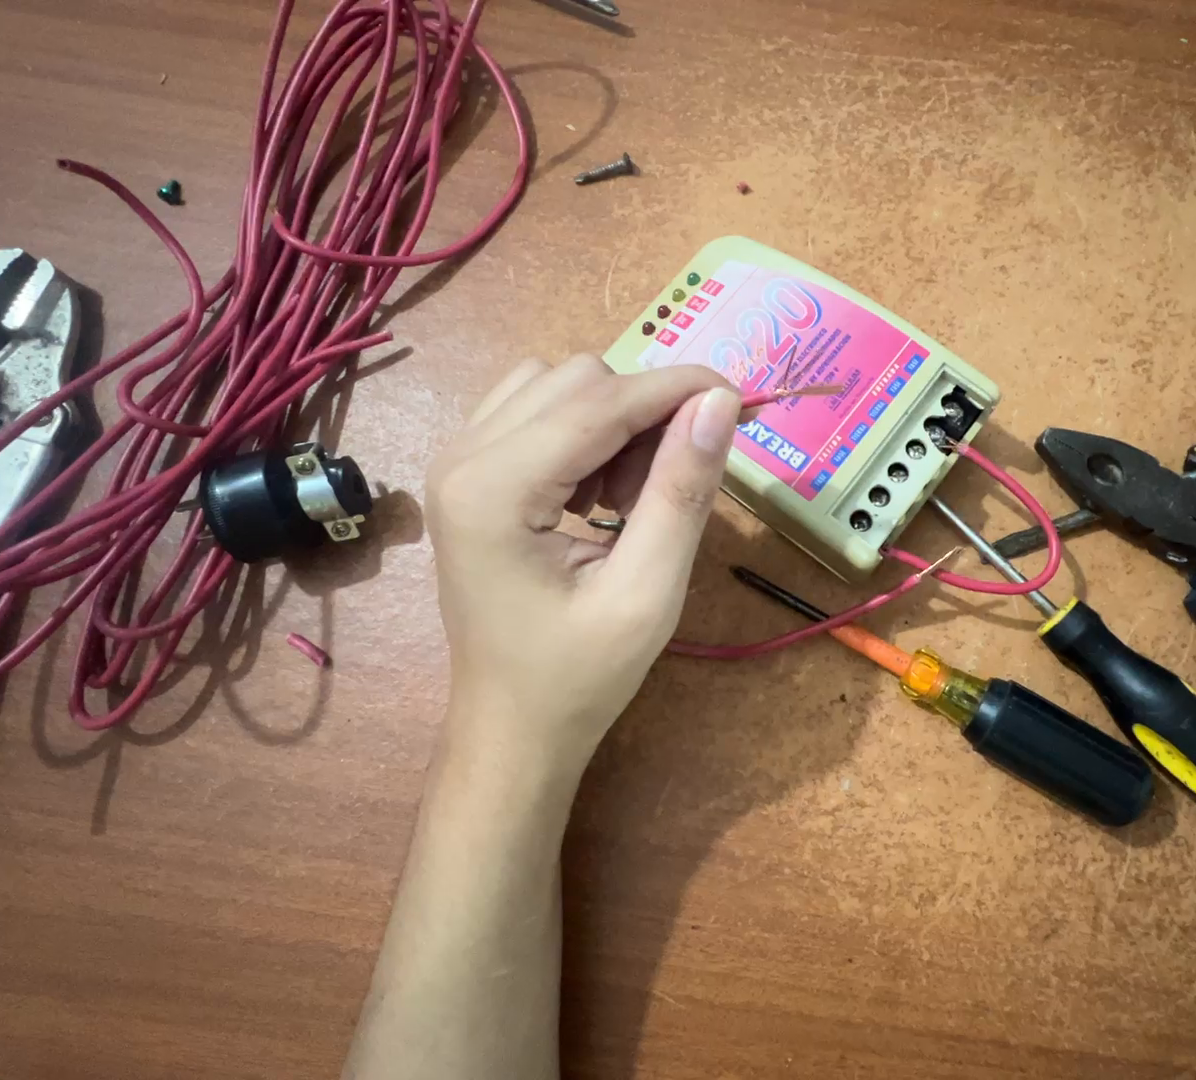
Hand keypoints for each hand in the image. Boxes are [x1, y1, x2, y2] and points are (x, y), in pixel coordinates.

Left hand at [425, 355, 737, 773]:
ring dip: (613, 425)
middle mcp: (462, 457)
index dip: (676, 388)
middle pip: (575, 380)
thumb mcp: (648, 593)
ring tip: (626, 502)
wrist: (513, 727)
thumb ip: (682, 492)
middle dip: (641, 417)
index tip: (739, 397)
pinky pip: (536, 411)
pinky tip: (596, 497)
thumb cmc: (581, 677)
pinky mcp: (468, 473)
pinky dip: (584, 435)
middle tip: (665, 491)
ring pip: (556, 386)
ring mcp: (457, 461)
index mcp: (493, 490)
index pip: (599, 401)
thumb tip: (719, 402)